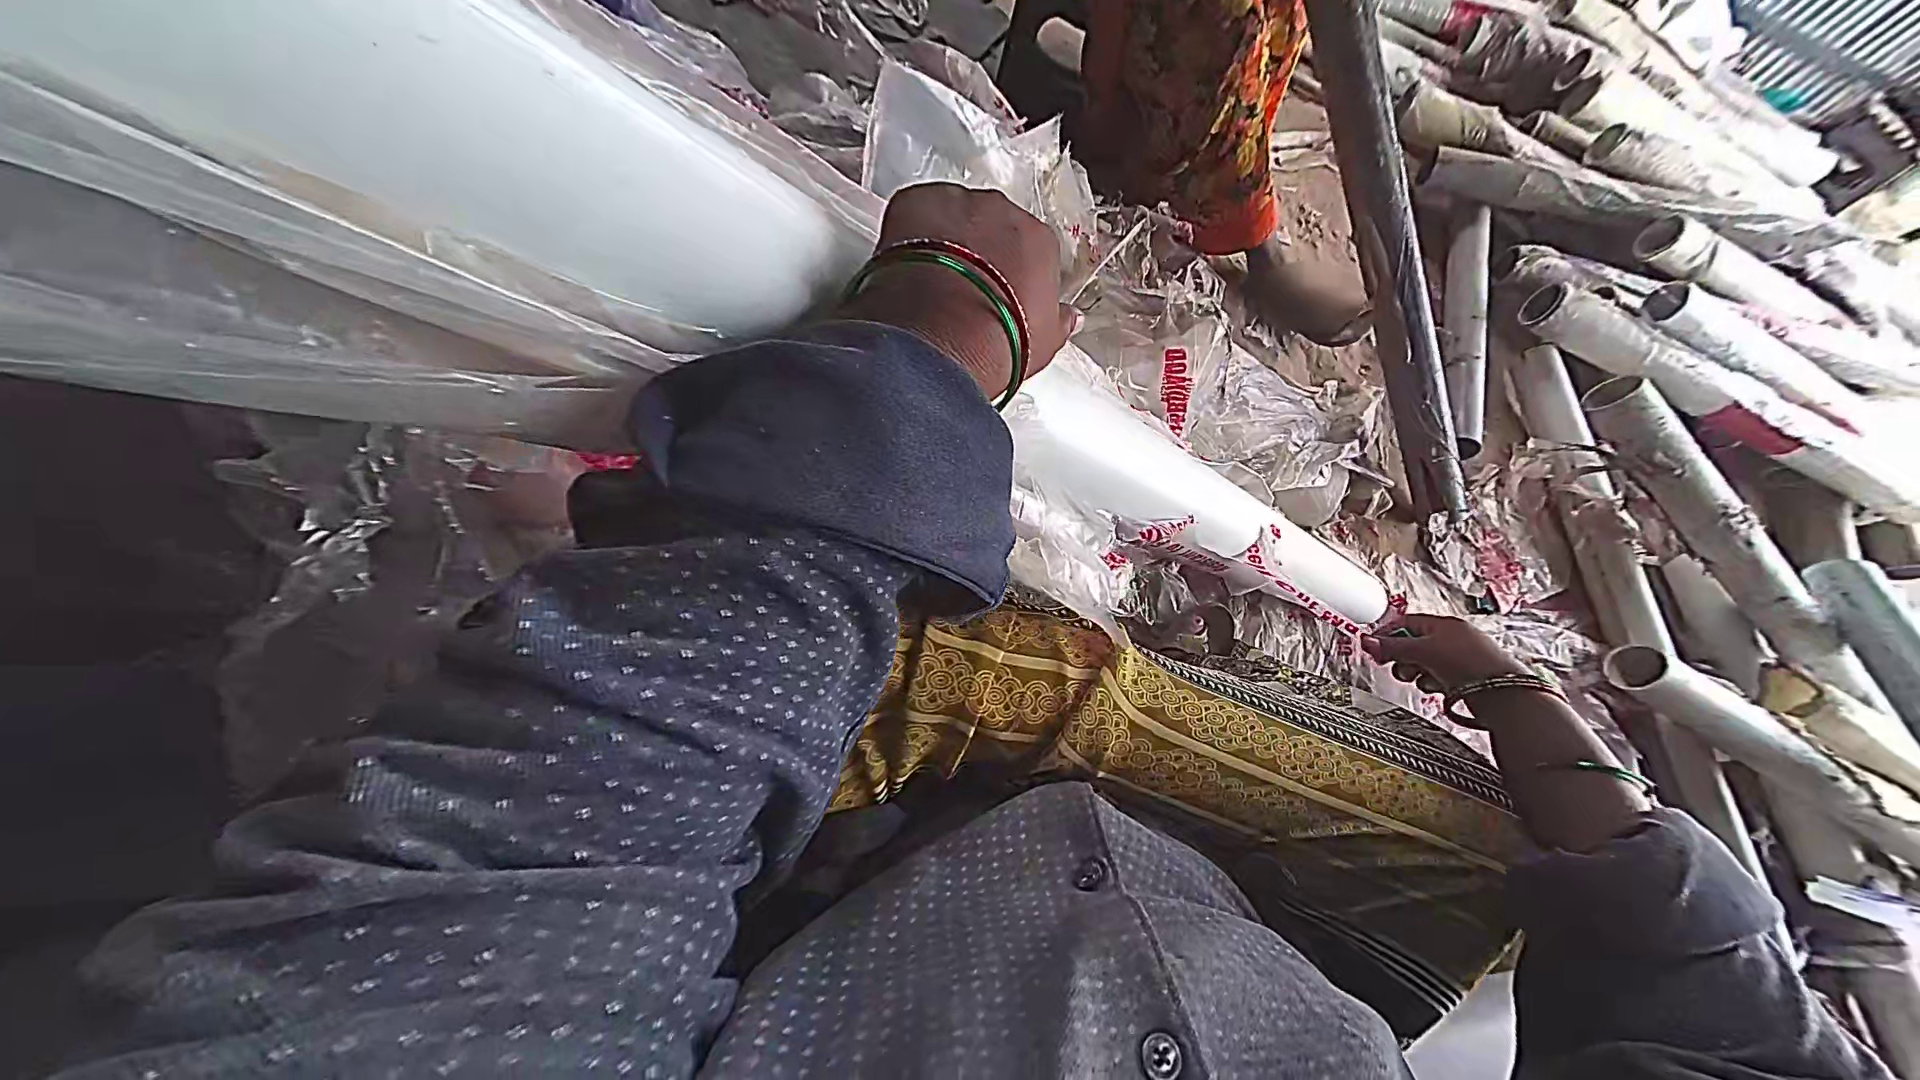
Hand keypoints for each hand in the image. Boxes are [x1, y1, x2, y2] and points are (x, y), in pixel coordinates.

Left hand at [836, 183, 1079, 398]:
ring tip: (928, 283)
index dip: (1009, 272)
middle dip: (976, 251)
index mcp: (1040, 241)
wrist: (947, 337)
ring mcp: (958, 205)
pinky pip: (913, 208)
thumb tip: (1069, 317)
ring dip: (941, 241)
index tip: (998, 292)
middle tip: (960, 289)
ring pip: (950, 215)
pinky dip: (907, 232)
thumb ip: (1059, 321)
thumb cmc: (999, 342)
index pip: (1028, 246)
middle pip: (988, 224)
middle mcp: (1003, 212)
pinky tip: (905, 265)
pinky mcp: (916, 202)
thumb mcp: (1045, 342)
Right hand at [1361, 614, 1530, 695]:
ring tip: (1422, 679)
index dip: (1388, 634)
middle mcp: (1454, 638)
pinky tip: (1437, 688)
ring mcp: (1462, 658)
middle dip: (1402, 658)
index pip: (1406, 623)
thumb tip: (1365, 640)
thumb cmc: (1466, 664)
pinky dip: (1432, 682)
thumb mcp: (1420, 651)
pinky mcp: (1467, 678)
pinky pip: (1438, 676)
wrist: (1502, 695)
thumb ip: (1391, 647)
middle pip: (1414, 644)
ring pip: (1424, 663)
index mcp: (1444, 624)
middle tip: (1399, 666)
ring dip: (1416, 673)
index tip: (1375, 648)